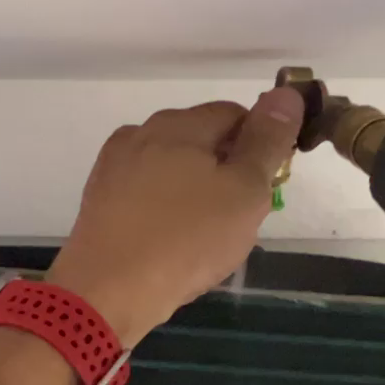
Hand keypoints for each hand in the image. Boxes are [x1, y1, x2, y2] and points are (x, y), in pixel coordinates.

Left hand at [45, 88, 303, 345]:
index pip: (235, 115)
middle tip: (237, 220)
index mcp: (178, 124)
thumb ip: (267, 141)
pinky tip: (170, 243)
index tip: (266, 187)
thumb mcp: (244, 191)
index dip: (260, 146)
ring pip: (170, 169)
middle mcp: (140, 134)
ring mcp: (114, 168)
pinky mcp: (98, 201)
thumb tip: (285, 92)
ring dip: (194, 192)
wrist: (107, 292)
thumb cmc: (185, 241)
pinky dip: (163, 210)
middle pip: (199, 140)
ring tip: (203, 237)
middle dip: (225, 171)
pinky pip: (145, 194)